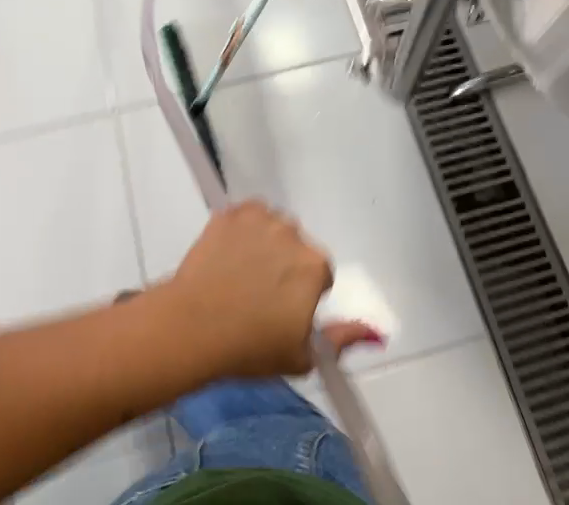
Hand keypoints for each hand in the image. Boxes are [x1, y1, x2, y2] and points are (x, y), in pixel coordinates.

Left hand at [157, 201, 382, 378]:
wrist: (192, 327)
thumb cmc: (250, 347)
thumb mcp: (302, 356)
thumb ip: (343, 340)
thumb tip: (376, 332)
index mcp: (315, 265)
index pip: (320, 274)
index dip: (302, 294)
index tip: (281, 312)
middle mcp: (293, 234)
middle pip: (296, 247)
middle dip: (284, 266)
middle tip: (258, 295)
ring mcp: (259, 219)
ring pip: (271, 228)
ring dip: (263, 244)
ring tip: (239, 274)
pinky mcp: (230, 213)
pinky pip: (246, 216)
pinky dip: (241, 229)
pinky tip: (227, 255)